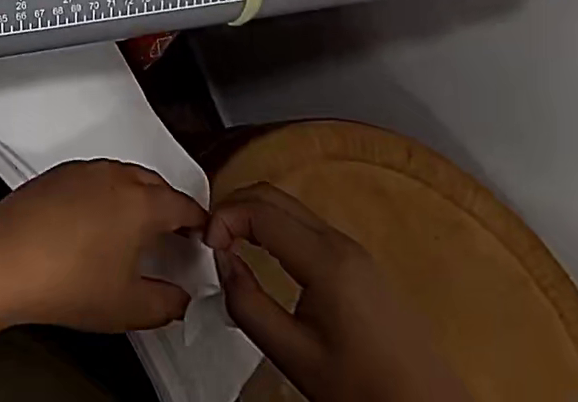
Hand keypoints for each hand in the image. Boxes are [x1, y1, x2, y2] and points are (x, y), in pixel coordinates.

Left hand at [0, 159, 207, 333]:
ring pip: (122, 175)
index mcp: (140, 202)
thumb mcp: (129, 306)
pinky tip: (97, 221)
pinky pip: (93, 177)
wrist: (7, 257)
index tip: (201, 235)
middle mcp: (113, 177)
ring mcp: (82, 171)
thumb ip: (166, 303)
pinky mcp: (57, 174)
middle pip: (154, 183)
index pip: (182, 205)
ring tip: (135, 227)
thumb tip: (177, 299)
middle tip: (174, 231)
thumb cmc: (65, 277)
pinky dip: (105, 192)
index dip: (197, 222)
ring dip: (136, 195)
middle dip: (169, 204)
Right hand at [206, 183, 470, 401]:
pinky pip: (304, 224)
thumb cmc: (370, 392)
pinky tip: (259, 249)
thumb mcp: (294, 356)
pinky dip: (272, 224)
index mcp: (327, 261)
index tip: (207, 244)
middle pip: (272, 195)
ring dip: (251, 213)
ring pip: (288, 205)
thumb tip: (222, 263)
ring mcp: (354, 252)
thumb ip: (247, 304)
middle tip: (210, 235)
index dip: (222, 218)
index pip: (258, 210)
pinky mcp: (358, 264)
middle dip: (232, 206)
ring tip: (228, 242)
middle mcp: (342, 245)